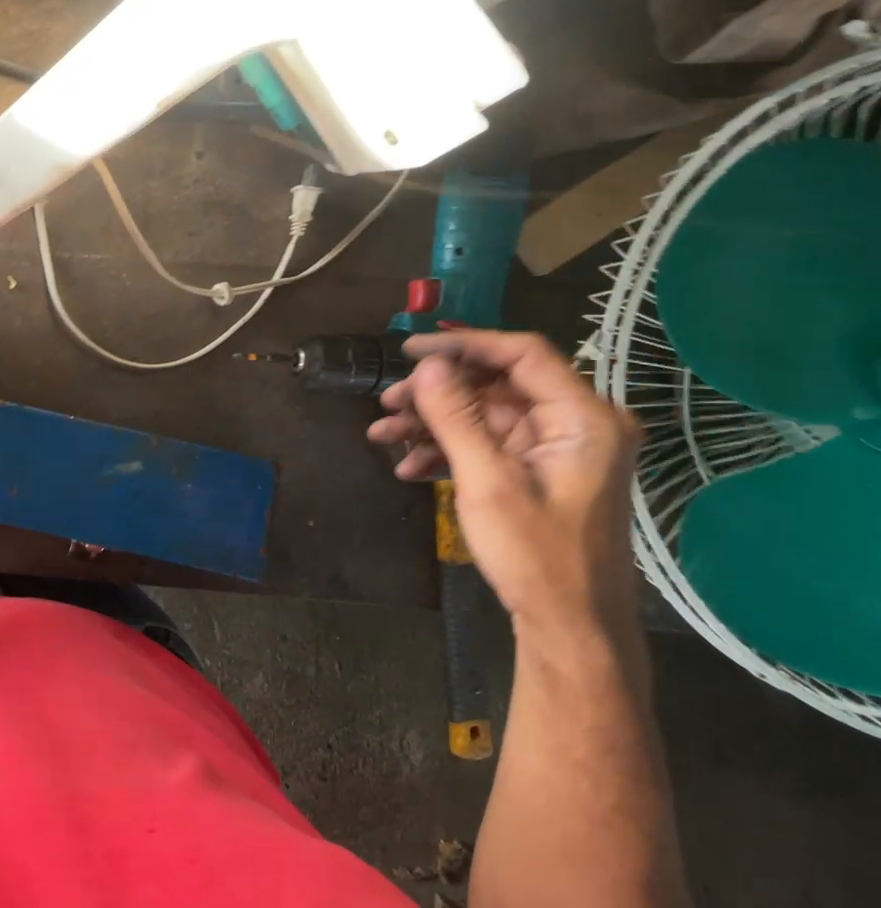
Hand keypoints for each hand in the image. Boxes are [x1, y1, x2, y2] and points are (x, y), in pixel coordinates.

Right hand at [367, 331, 641, 638]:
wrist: (569, 622)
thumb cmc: (536, 554)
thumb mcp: (488, 482)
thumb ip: (457, 418)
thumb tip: (428, 366)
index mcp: (584, 418)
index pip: (522, 355)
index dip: (463, 346)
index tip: (409, 352)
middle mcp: (578, 424)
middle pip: (497, 385)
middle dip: (437, 393)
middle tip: (387, 404)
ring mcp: (559, 449)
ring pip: (485, 414)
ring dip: (433, 423)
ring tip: (383, 436)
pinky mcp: (541, 471)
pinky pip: (487, 443)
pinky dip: (447, 450)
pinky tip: (410, 468)